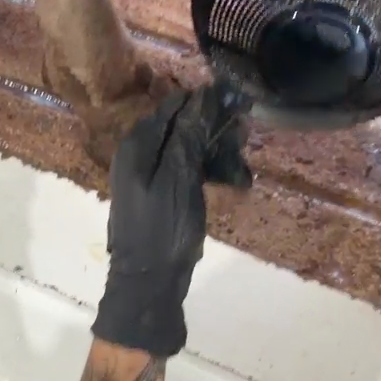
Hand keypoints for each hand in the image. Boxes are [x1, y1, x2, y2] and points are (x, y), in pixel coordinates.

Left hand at [92, 89, 251, 356]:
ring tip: (242, 163)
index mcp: (137, 146)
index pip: (174, 107)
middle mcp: (137, 156)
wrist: (148, 284)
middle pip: (180, 128)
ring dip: (215, 152)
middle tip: (244, 136)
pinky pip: (184, 173)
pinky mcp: (159, 198)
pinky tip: (232, 181)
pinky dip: (206, 173)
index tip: (238, 103)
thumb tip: (201, 96)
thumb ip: (188, 136)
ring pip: (186, 151)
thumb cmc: (164, 230)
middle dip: (214, 129)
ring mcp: (147, 178)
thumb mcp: (179, 179)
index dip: (206, 102)